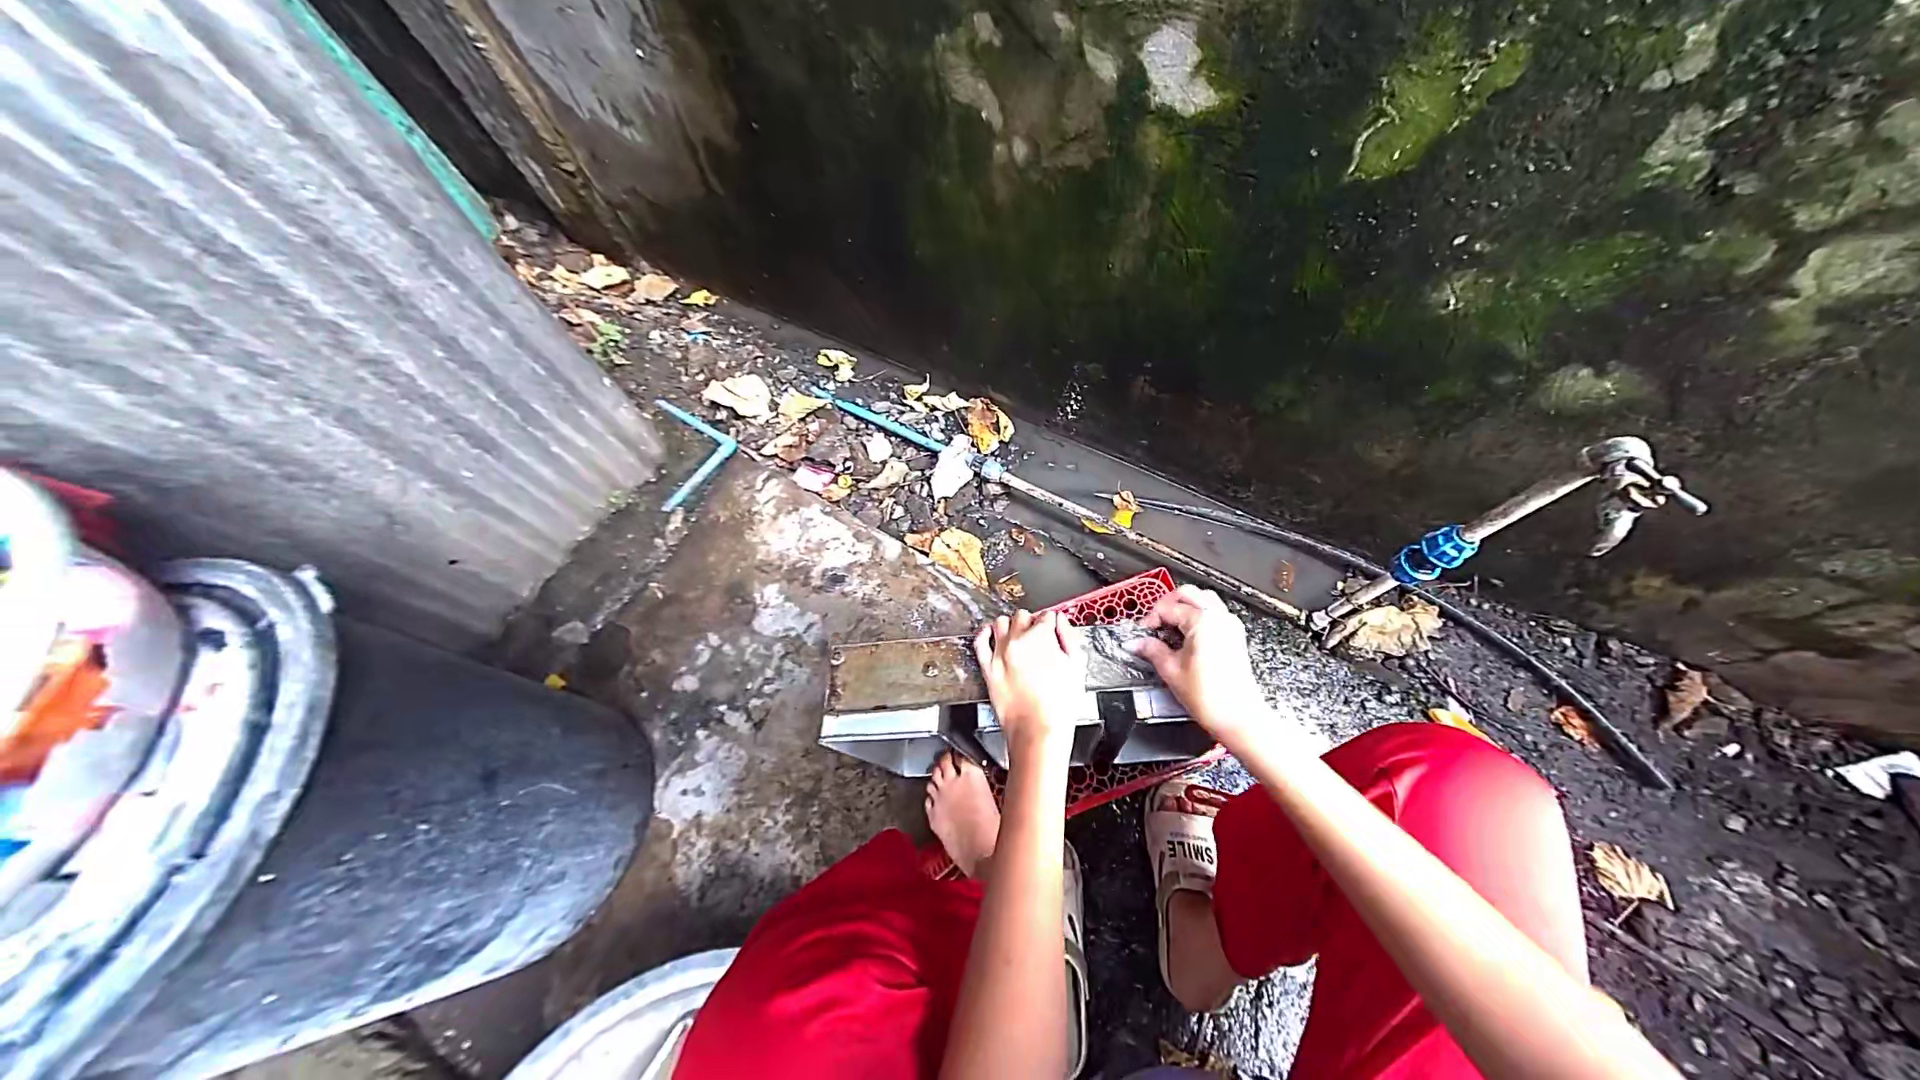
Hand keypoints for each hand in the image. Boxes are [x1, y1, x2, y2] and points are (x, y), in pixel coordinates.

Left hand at [974, 610, 1083, 761]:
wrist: (1038, 731)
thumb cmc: (1059, 706)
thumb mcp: (1077, 667)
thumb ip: (1070, 638)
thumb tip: (1062, 622)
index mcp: (1041, 637)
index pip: (1047, 616)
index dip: (1051, 623)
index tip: (1052, 629)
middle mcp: (1017, 641)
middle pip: (1023, 616)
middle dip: (1031, 623)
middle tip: (1037, 635)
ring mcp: (999, 653)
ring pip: (1000, 623)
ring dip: (1010, 626)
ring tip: (1017, 635)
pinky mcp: (987, 668)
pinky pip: (980, 642)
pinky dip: (984, 634)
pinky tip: (991, 635)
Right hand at [1127, 586, 1270, 746]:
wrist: (1239, 717)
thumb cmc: (1213, 698)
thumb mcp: (1171, 671)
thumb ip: (1151, 650)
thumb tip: (1137, 643)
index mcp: (1203, 621)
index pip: (1168, 607)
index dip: (1150, 619)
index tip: (1142, 632)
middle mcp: (1219, 618)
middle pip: (1187, 594)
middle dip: (1166, 604)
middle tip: (1153, 623)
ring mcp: (1230, 626)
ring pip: (1203, 599)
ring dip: (1183, 607)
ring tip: (1169, 626)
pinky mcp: (1234, 636)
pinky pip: (1214, 613)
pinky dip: (1198, 616)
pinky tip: (1186, 634)